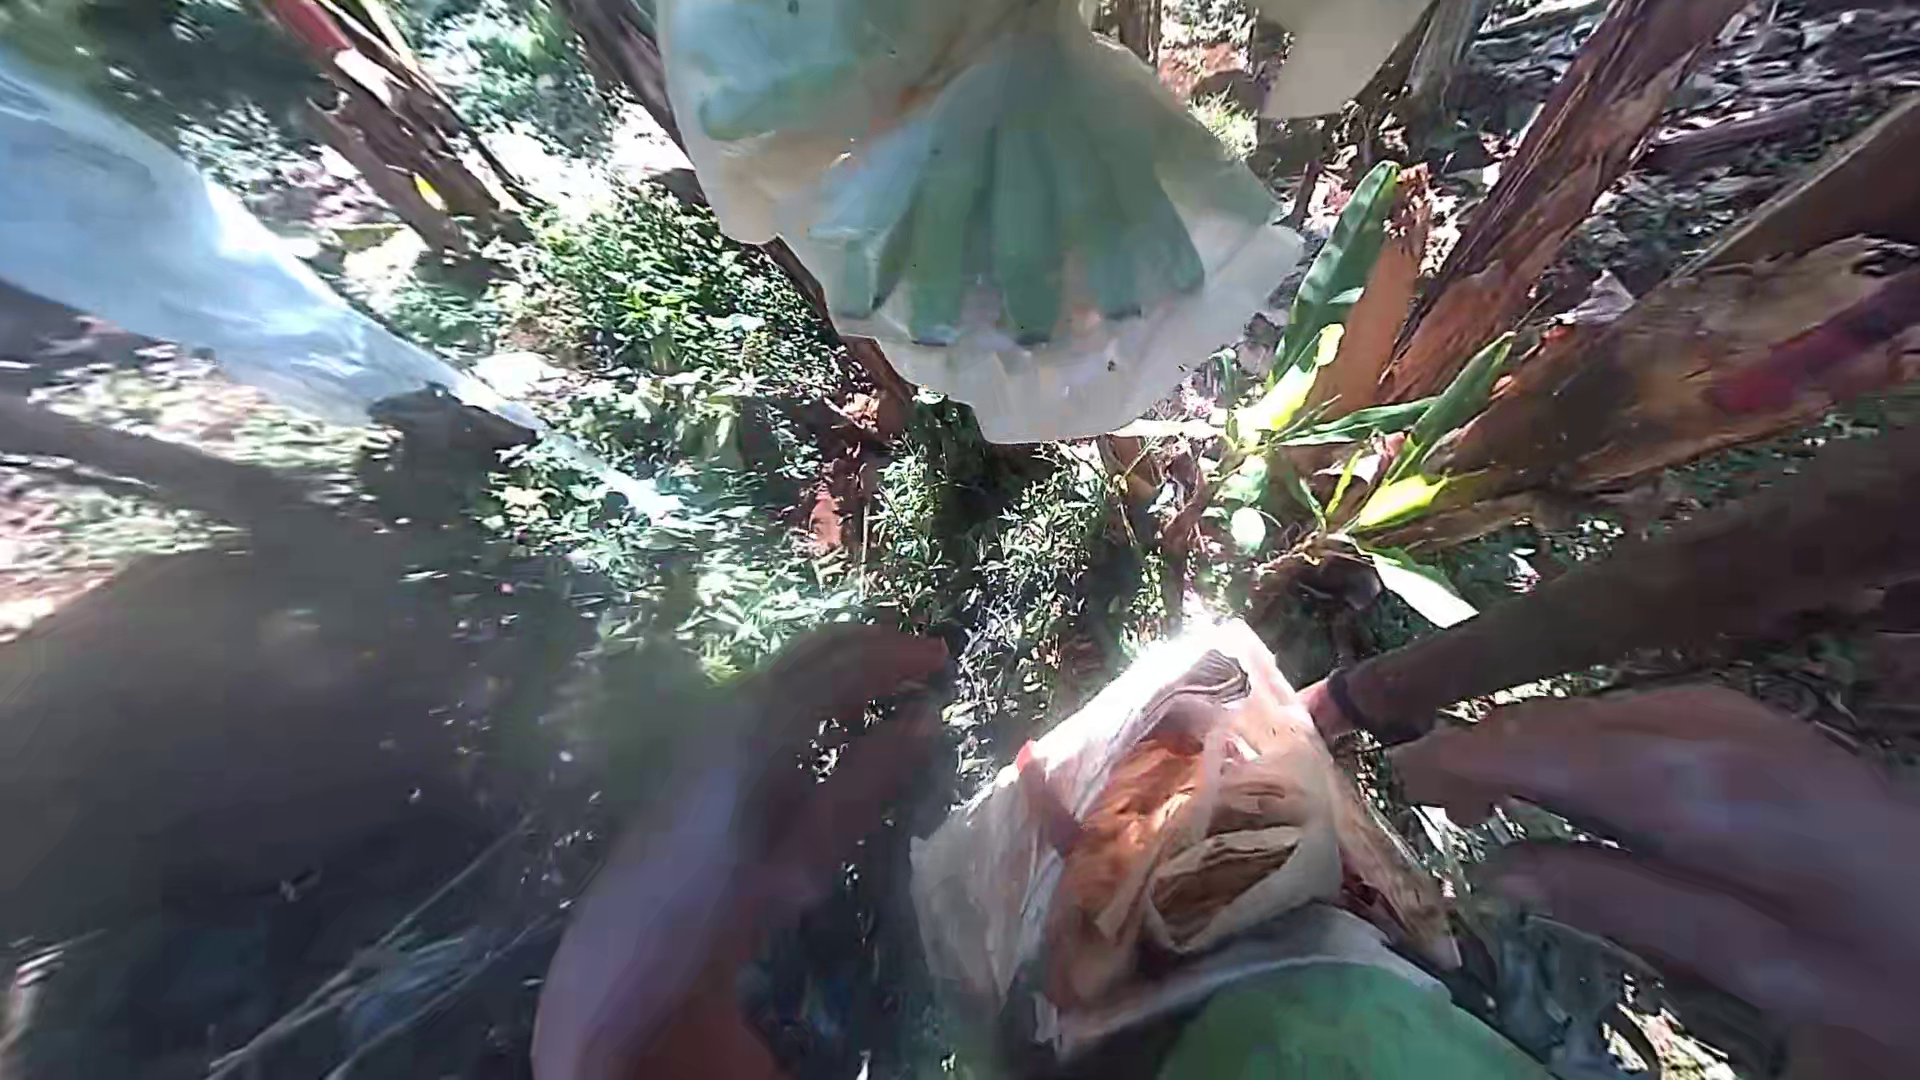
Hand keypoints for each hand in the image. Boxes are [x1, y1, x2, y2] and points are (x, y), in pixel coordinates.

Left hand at [532, 627, 947, 1079]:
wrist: (628, 948)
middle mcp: (738, 703)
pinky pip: (780, 685)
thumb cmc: (726, 903)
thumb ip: (870, 778)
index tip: (941, 656)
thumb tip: (926, 719)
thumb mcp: (810, 851)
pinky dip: (822, 682)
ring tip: (895, 678)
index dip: (897, 655)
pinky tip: (842, 715)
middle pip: (819, 647)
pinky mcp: (712, 734)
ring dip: (850, 659)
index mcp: (763, 726)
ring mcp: (719, 715)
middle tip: (925, 655)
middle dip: (876, 642)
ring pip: (797, 662)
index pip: (846, 667)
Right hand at [1390, 685, 1919, 1075]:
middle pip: (1533, 723)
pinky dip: (1549, 743)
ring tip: (1492, 804)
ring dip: (1506, 751)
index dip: (1449, 759)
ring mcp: (1703, 704)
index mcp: (1701, 784)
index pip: (1527, 750)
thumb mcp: (1773, 970)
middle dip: (1471, 758)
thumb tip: (1496, 873)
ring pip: (1556, 712)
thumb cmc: (1898, 963)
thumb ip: (1622, 905)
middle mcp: (1690, 721)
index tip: (1395, 776)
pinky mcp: (1711, 706)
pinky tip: (1556, 783)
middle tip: (1444, 809)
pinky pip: (1591, 713)